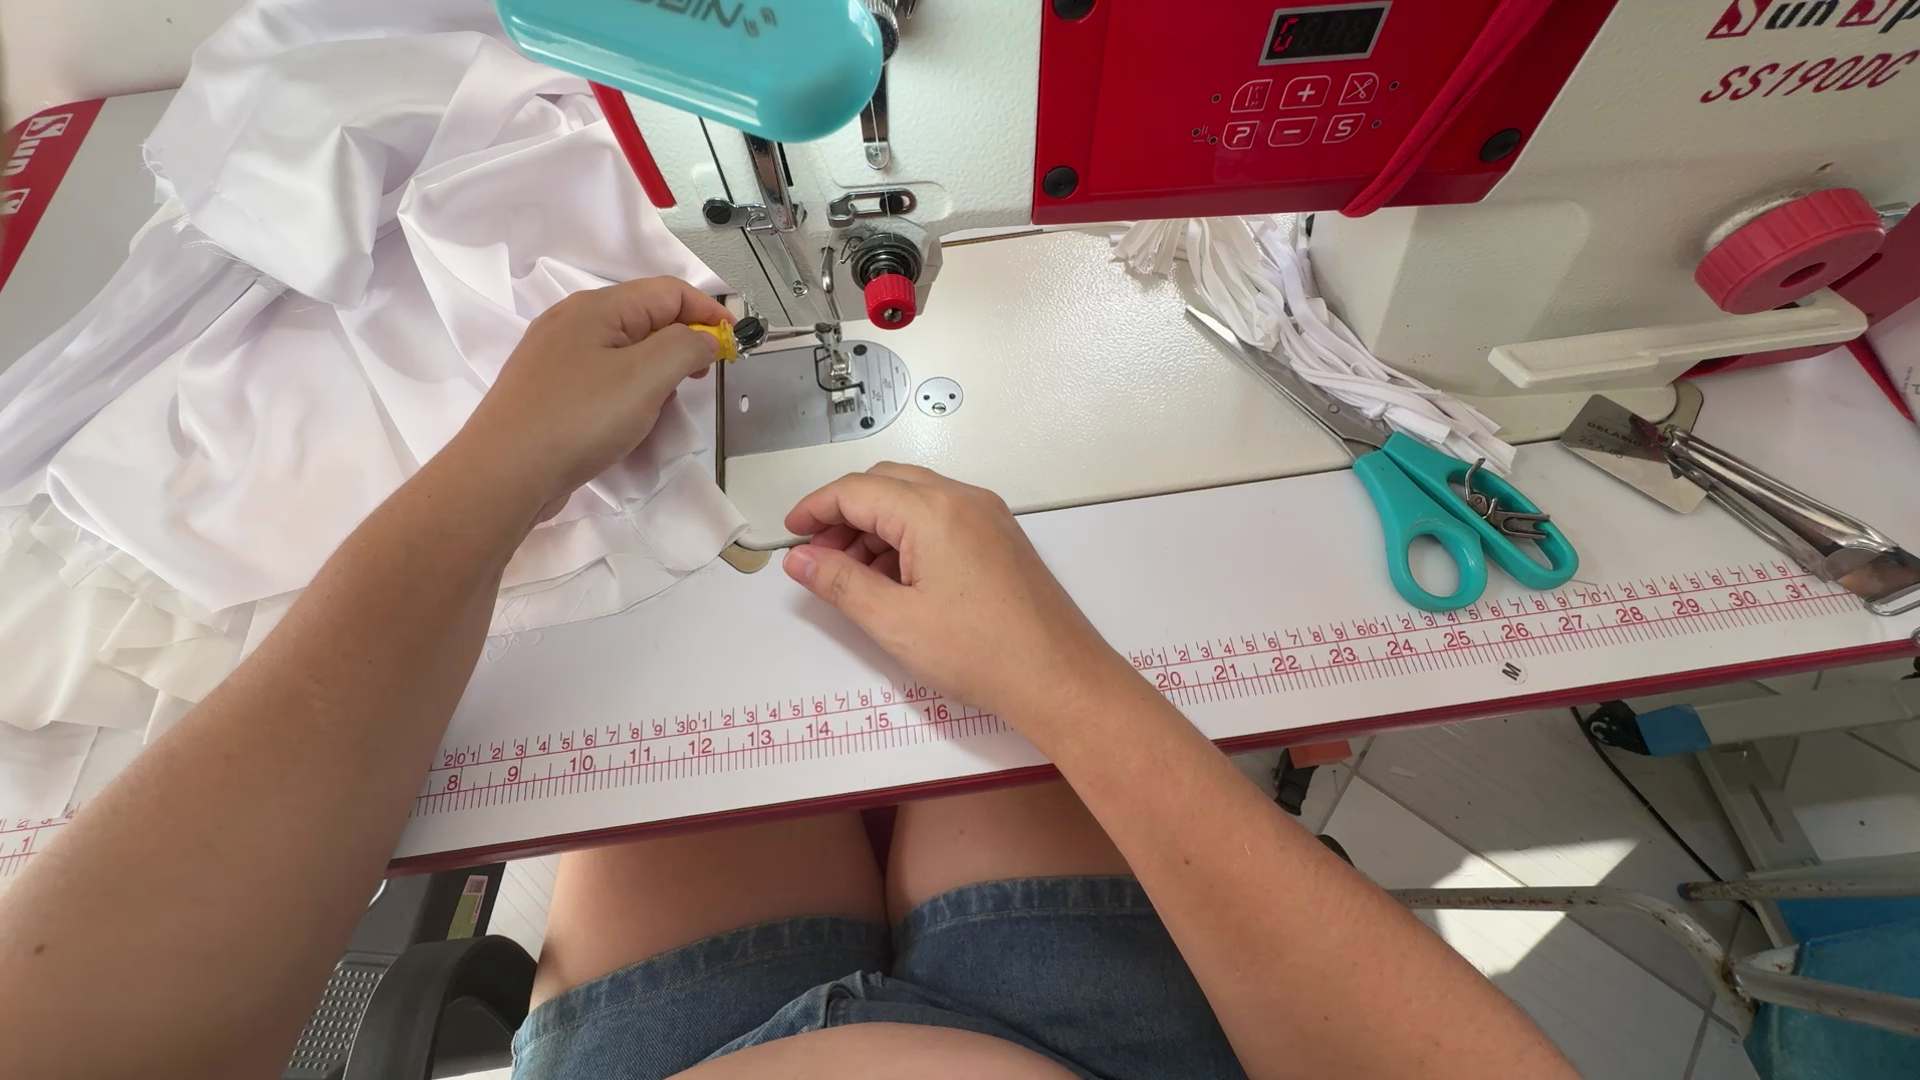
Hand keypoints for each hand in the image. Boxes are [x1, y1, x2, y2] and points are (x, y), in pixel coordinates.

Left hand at [458, 277, 729, 521]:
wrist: (505, 472)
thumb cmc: (580, 419)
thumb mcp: (646, 377)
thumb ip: (685, 348)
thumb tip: (704, 339)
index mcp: (597, 308)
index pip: (668, 292)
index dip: (709, 312)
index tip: (736, 343)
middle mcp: (573, 322)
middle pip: (646, 316)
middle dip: (685, 340)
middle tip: (704, 375)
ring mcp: (557, 356)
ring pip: (626, 347)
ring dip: (660, 367)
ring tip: (670, 399)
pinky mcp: (551, 389)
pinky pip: (606, 374)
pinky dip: (633, 386)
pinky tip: (635, 415)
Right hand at [782, 464, 1132, 724]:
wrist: (1060, 678)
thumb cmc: (979, 653)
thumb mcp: (894, 622)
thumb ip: (839, 583)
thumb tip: (799, 558)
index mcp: (934, 510)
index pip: (857, 489)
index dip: (815, 508)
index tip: (790, 534)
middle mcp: (964, 498)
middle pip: (886, 484)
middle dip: (845, 514)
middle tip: (820, 557)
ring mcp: (988, 515)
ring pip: (915, 499)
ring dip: (877, 526)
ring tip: (855, 576)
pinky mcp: (1000, 536)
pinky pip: (942, 518)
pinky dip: (908, 536)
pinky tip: (897, 578)